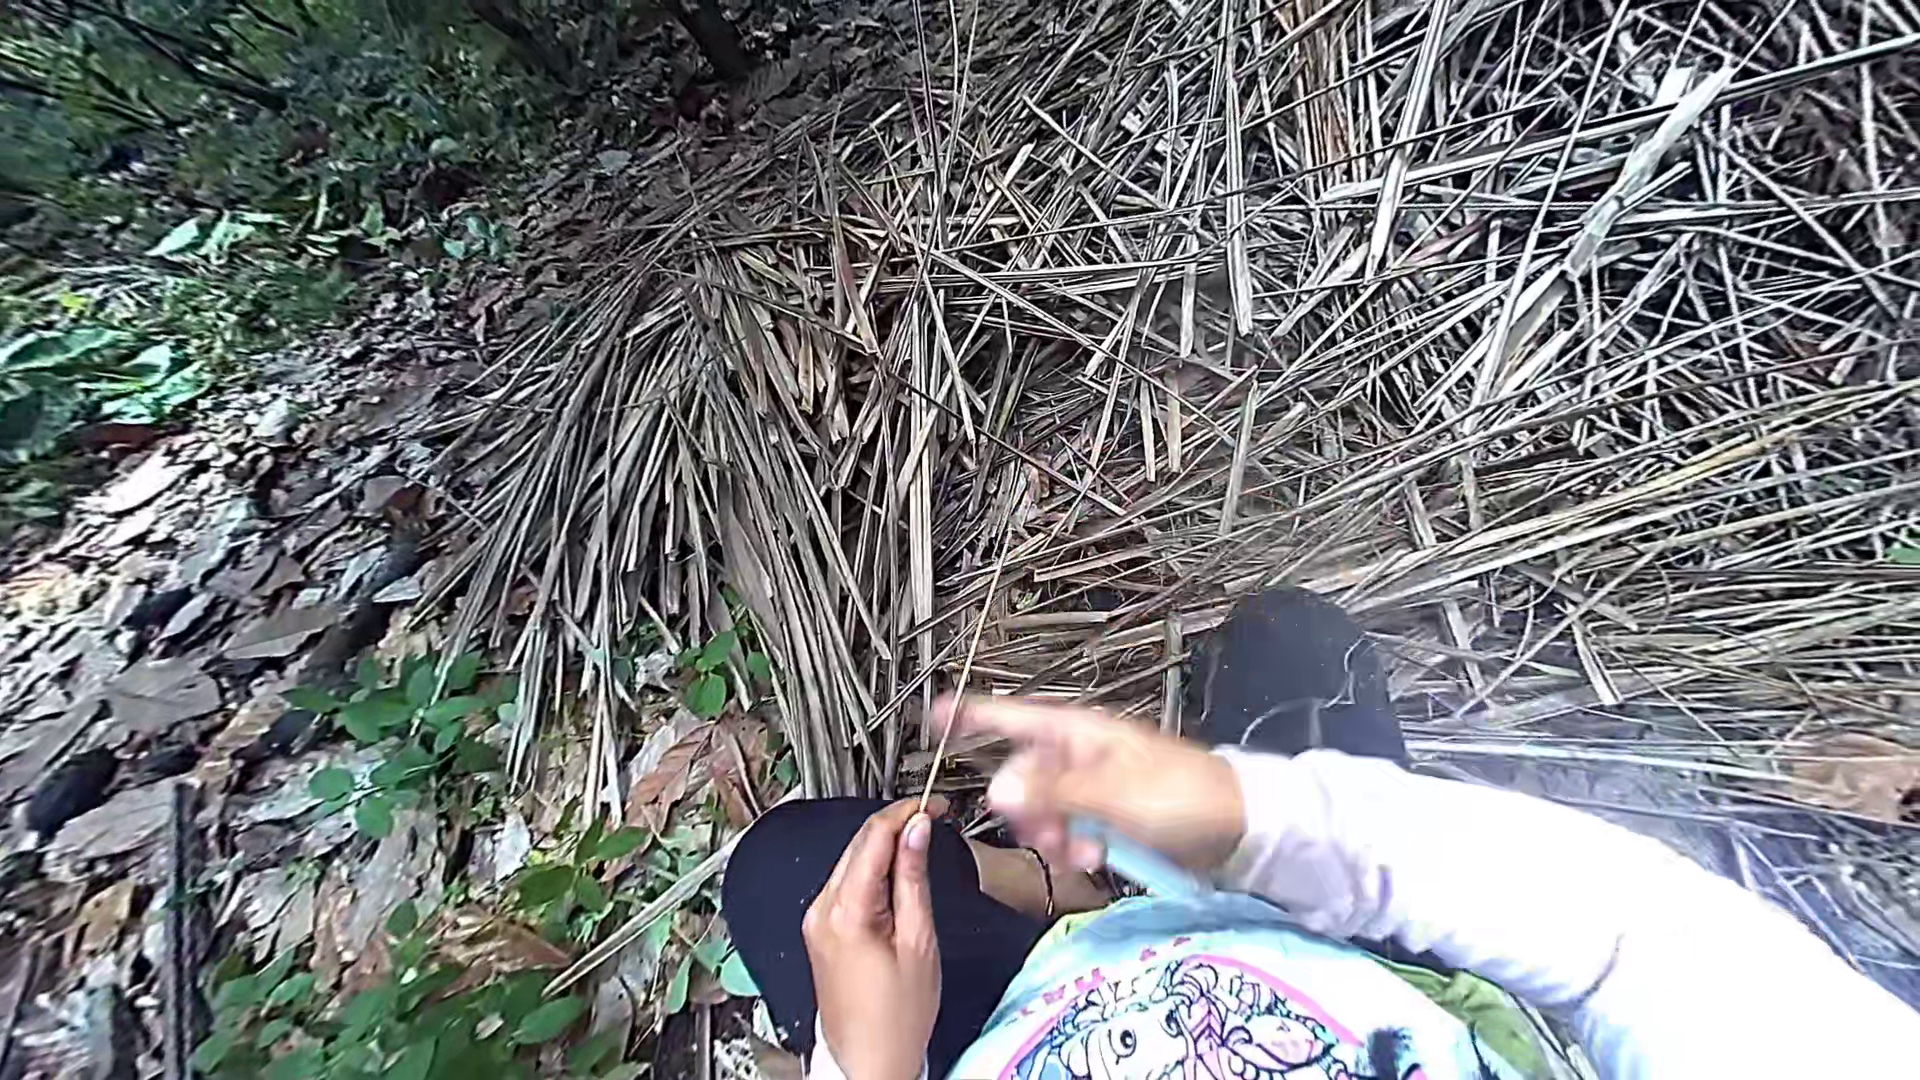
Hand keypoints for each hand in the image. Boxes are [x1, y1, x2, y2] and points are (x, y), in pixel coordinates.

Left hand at [803, 798, 942, 1079]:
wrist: (868, 1064)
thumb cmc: (897, 1015)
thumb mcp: (918, 939)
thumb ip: (914, 876)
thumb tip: (918, 828)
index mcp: (845, 911)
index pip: (874, 836)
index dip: (906, 810)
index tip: (933, 803)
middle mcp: (822, 908)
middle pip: (860, 840)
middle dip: (898, 821)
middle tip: (933, 815)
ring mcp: (817, 916)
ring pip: (854, 855)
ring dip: (887, 841)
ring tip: (922, 838)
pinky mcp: (821, 925)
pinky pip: (849, 877)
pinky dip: (875, 863)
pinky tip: (898, 866)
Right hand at [938, 694, 1244, 873]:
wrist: (1236, 826)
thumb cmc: (1182, 794)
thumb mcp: (1114, 794)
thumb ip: (1052, 792)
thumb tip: (997, 790)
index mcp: (1076, 732)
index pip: (1012, 716)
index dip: (972, 715)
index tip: (936, 714)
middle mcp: (1076, 753)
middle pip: (1021, 774)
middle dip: (1028, 808)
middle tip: (1050, 832)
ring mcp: (1089, 782)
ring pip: (1042, 805)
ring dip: (1052, 832)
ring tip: (1082, 850)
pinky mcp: (1103, 810)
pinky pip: (1066, 825)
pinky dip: (1072, 844)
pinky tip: (1094, 855)